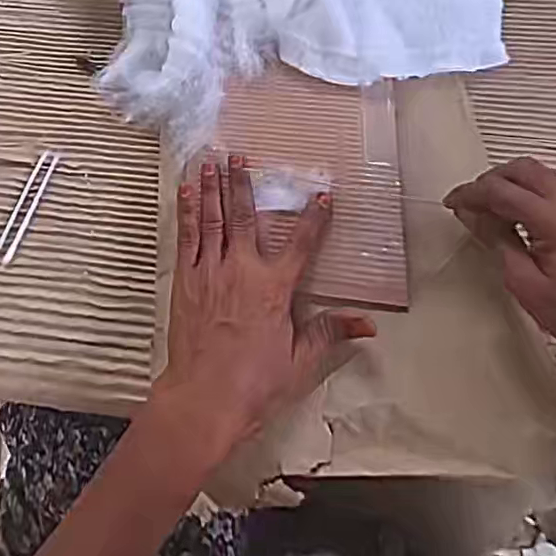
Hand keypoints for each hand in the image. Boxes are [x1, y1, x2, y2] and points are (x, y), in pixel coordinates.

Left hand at [150, 155, 376, 457]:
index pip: (302, 244)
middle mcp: (242, 270)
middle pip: (245, 216)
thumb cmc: (253, 383)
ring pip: (213, 219)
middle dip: (242, 183)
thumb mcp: (300, 361)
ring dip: (213, 187)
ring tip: (211, 160)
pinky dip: (187, 212)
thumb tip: (368, 324)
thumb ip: (331, 332)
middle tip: (239, 155)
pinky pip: (187, 238)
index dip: (314, 218)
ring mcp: (211, 272)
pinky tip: (187, 192)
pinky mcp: (187, 280)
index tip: (322, 195)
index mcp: (273, 288)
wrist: (204, 399)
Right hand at [445, 157, 555, 380]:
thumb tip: (474, 215)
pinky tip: (521, 221)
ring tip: (493, 214)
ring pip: (542, 176)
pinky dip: (533, 196)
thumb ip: (497, 240)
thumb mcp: (527, 286)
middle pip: (525, 169)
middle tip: (471, 202)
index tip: (455, 202)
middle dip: (491, 180)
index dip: (472, 193)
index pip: (504, 190)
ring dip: (512, 186)